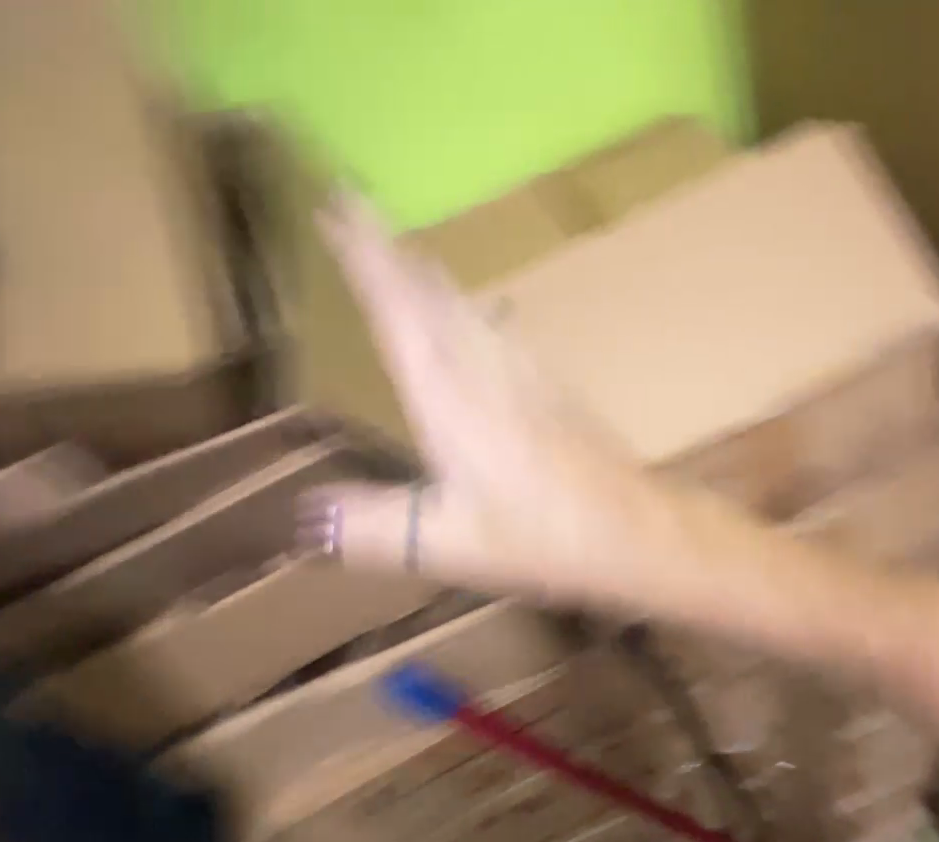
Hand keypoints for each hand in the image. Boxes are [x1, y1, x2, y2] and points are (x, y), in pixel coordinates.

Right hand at [298, 194, 685, 603]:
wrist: (631, 526)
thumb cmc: (540, 533)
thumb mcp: (446, 541)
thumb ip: (375, 527)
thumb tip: (306, 517)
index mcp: (448, 391)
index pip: (398, 305)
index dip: (366, 253)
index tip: (337, 203)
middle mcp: (484, 366)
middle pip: (430, 291)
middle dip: (389, 246)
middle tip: (354, 204)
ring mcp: (523, 371)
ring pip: (466, 305)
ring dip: (429, 274)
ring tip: (402, 249)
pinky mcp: (550, 386)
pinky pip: (496, 329)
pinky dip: (469, 309)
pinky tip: (478, 315)